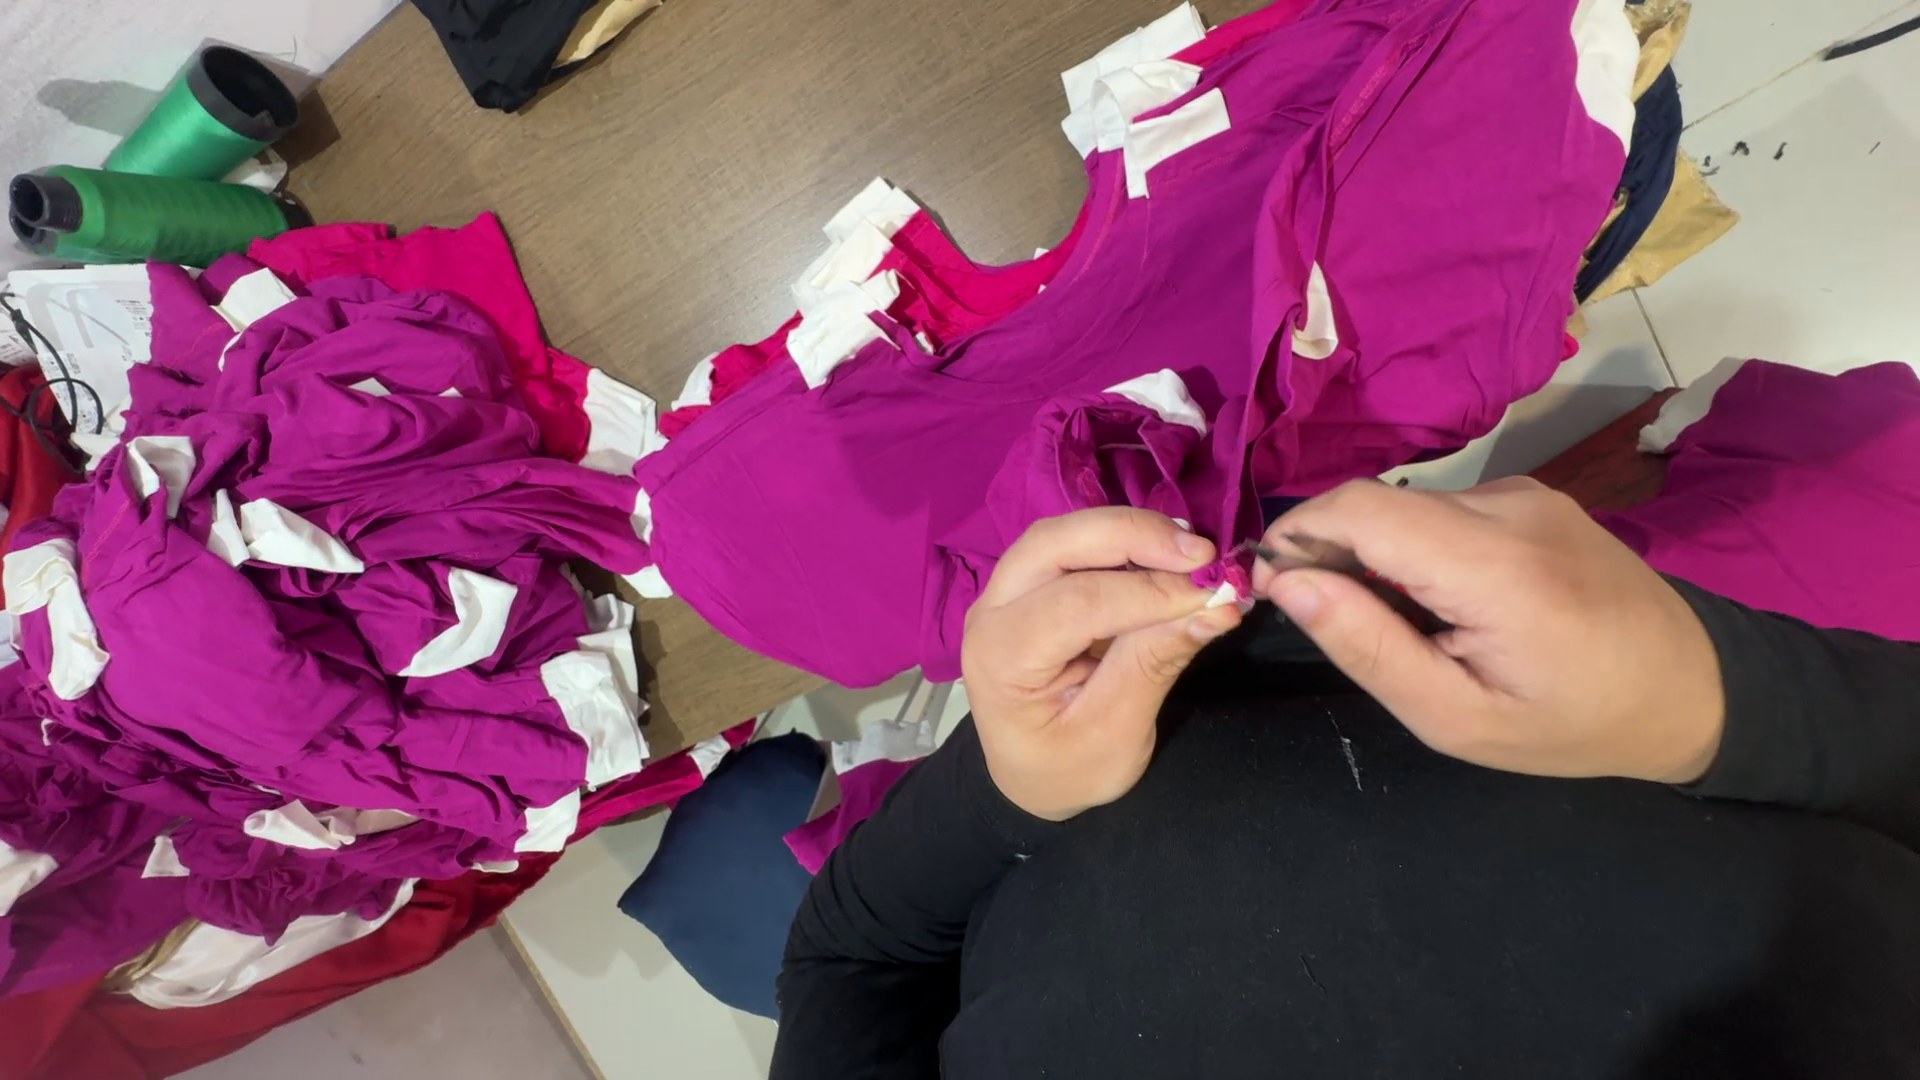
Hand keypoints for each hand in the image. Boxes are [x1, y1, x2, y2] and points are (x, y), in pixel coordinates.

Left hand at [963, 508, 1244, 820]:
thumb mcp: (1117, 732)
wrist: (1029, 777)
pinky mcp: (1025, 586)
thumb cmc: (1067, 768)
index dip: (1149, 590)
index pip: (1076, 602)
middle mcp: (990, 612)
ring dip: (1127, 532)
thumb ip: (1156, 662)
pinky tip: (1163, 553)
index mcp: (1001, 657)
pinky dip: (1119, 543)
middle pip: (1054, 543)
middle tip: (1202, 551)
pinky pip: (1070, 546)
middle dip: (1131, 536)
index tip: (1216, 590)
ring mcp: (1002, 593)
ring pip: (1061, 535)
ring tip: (1190, 550)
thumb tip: (1217, 604)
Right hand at [1255, 478, 1724, 783]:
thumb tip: (1284, 583)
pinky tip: (1421, 591)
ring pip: (1396, 504)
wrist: (1700, 691)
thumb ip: (1365, 646)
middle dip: (1318, 546)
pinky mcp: (1525, 495)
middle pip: (1370, 503)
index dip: (1293, 535)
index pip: (1359, 510)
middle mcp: (1509, 507)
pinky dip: (1399, 543)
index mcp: (1496, 567)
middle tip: (1315, 609)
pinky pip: (1430, 508)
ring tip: (1377, 610)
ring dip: (1359, 547)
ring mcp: (1522, 493)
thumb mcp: (1454, 716)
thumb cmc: (1571, 723)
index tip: (1267, 586)